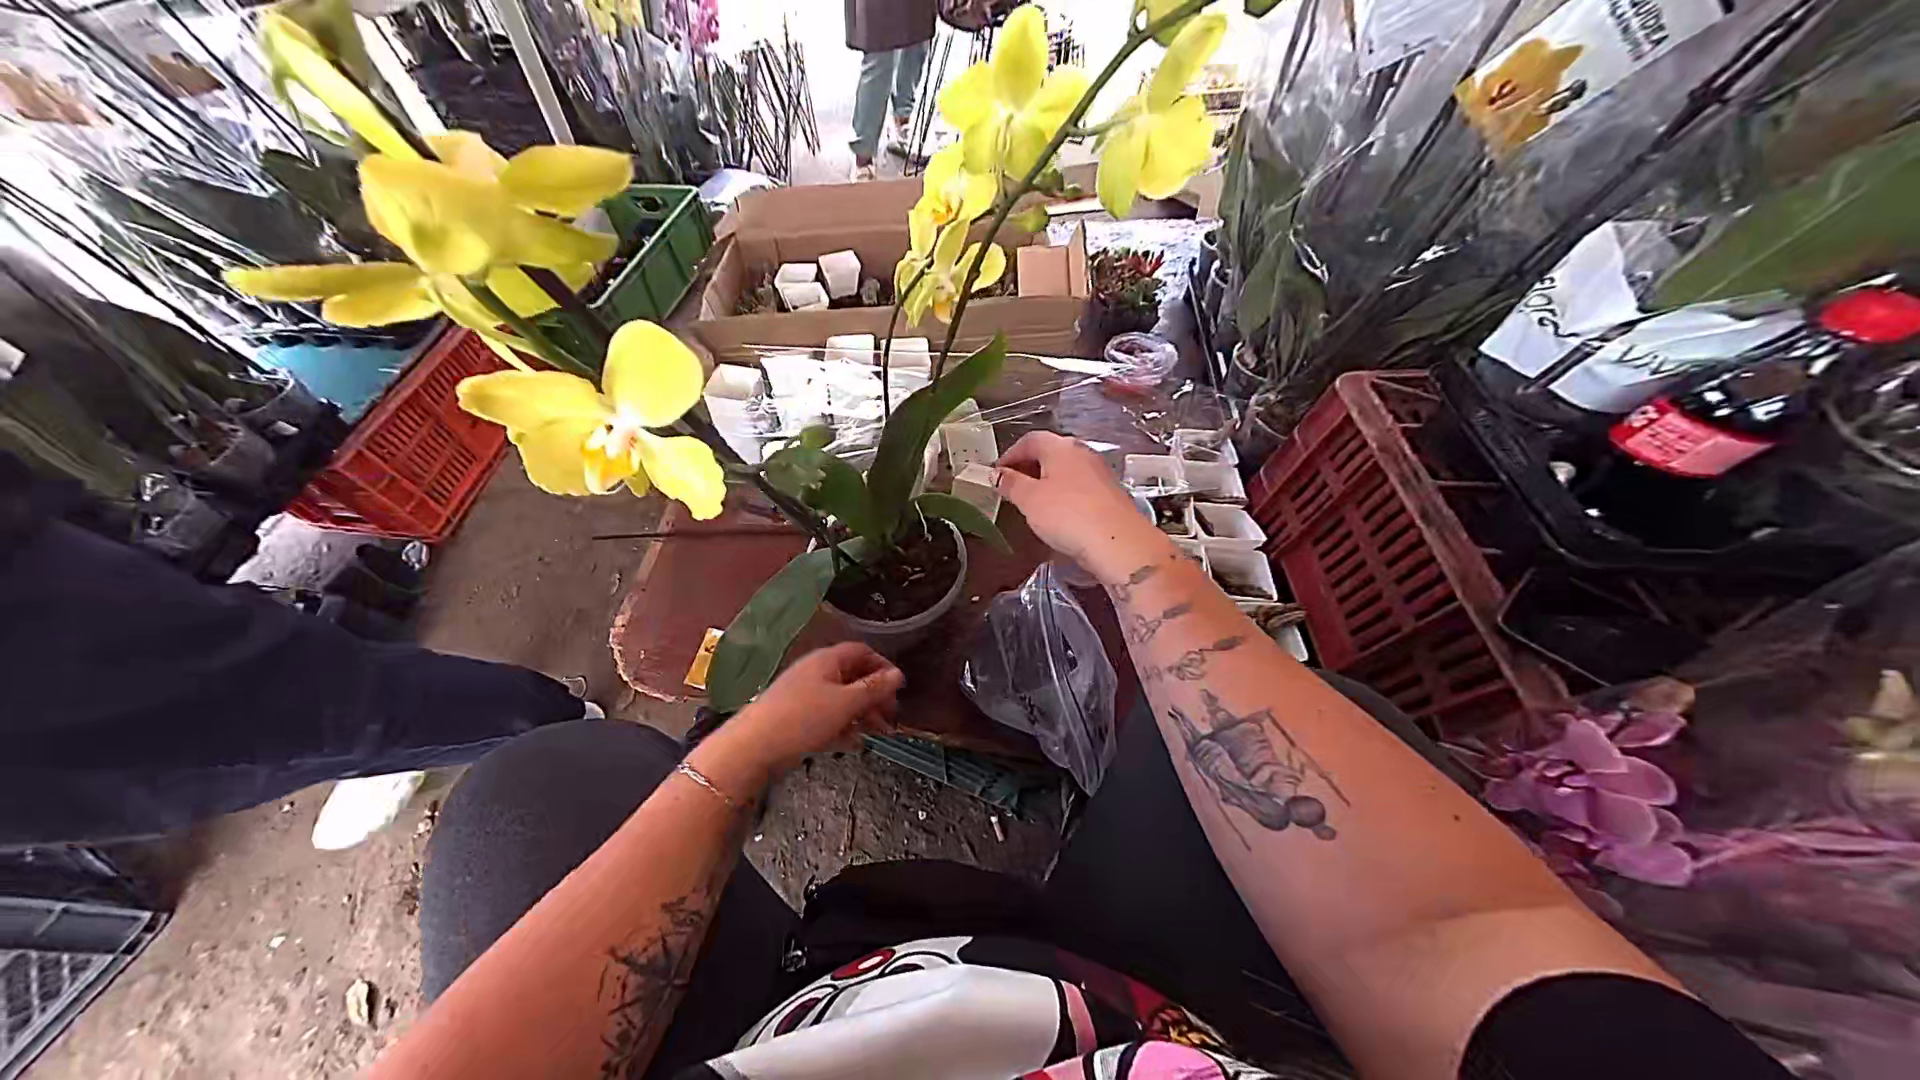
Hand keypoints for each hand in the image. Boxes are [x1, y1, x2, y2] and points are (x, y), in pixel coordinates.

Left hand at [690, 643, 903, 798]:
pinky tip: (853, 743)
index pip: (863, 652)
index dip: (883, 667)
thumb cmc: (802, 718)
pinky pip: (827, 716)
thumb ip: (874, 689)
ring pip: (842, 699)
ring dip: (862, 714)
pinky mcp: (796, 717)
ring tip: (877, 733)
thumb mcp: (846, 703)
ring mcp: (804, 694)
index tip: (898, 689)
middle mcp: (816, 672)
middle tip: (891, 717)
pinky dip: (843, 726)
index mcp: (828, 660)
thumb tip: (898, 675)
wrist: (753, 747)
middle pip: (854, 677)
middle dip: (875, 696)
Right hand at [995, 431, 1168, 582]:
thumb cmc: (1068, 515)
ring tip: (1030, 502)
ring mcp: (1099, 473)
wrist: (1118, 542)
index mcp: (1060, 447)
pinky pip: (1078, 486)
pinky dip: (1062, 493)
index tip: (996, 473)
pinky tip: (1056, 513)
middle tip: (1011, 487)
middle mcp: (1082, 453)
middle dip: (1028, 467)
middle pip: (1049, 452)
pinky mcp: (1109, 494)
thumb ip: (1011, 484)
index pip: (1029, 440)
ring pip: (1065, 470)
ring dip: (1045, 481)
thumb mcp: (1029, 500)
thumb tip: (997, 474)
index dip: (1009, 455)